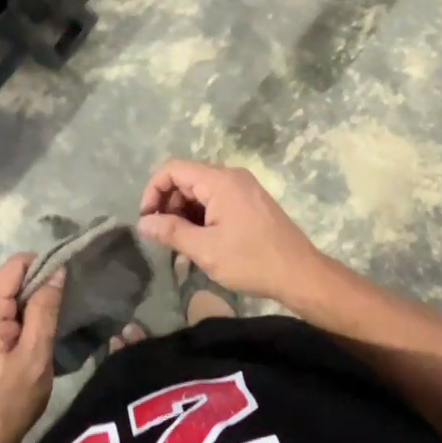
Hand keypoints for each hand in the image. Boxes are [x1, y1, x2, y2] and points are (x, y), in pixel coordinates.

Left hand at [0, 254, 64, 442]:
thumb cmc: (12, 400)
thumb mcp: (37, 354)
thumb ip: (45, 308)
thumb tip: (57, 270)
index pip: (16, 265)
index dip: (44, 271)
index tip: (59, 295)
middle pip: (7, 280)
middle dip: (31, 296)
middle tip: (44, 327)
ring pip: (0, 295)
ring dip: (20, 310)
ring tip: (30, 340)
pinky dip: (7, 320)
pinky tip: (13, 347)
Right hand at [137, 159, 329, 303]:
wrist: (299, 273)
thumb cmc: (251, 260)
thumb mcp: (205, 249)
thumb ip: (171, 232)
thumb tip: (142, 222)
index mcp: (220, 180)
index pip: (173, 169)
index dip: (153, 190)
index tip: (147, 220)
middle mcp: (232, 176)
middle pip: (187, 178)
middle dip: (169, 203)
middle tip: (163, 237)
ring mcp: (244, 188)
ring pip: (202, 190)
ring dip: (185, 213)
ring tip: (180, 245)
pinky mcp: (251, 201)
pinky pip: (217, 199)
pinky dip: (202, 216)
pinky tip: (200, 243)